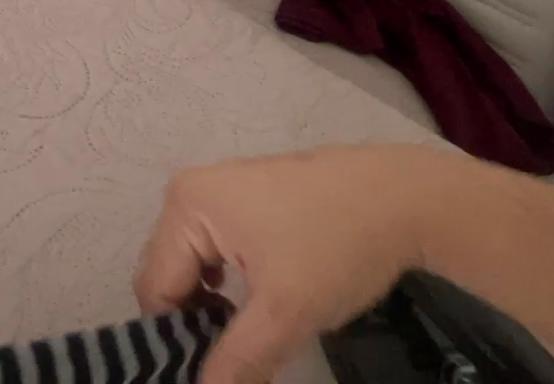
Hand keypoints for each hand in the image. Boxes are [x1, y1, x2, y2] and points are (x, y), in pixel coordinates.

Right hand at [133, 146, 475, 383]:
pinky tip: (250, 301)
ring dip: (205, 302)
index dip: (175, 338)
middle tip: (229, 362)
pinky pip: (207, 245)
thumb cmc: (336, 247)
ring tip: (241, 336)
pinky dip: (218, 279)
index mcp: (187, 207)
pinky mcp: (238, 194)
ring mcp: (214, 187)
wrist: (397, 196)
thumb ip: (238, 360)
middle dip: (189, 320)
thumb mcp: (287, 313)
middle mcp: (188, 190)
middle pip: (166, 272)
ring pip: (187, 261)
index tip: (206, 375)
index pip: (155, 288)